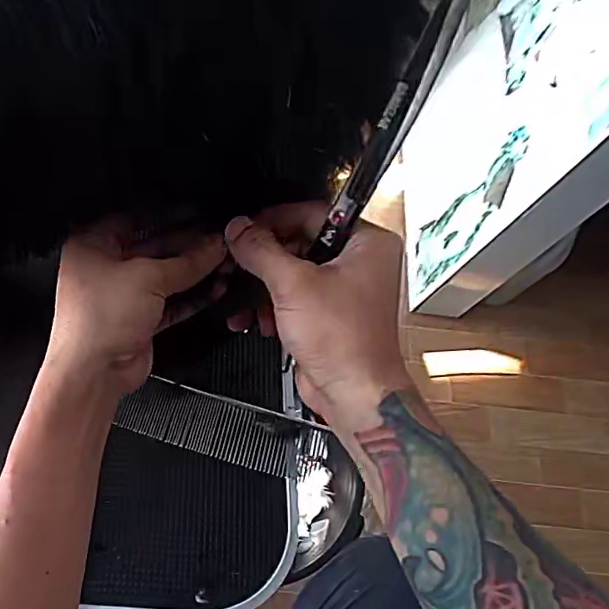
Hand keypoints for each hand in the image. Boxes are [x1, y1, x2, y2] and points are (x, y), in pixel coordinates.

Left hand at [49, 218, 227, 395]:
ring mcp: (124, 298)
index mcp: (93, 245)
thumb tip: (211, 248)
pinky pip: (170, 305)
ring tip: (221, 265)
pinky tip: (212, 291)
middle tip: (216, 243)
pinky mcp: (139, 322)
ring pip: (166, 280)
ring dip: (195, 275)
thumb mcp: (147, 277)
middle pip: (155, 250)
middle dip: (189, 248)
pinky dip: (191, 299)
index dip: (169, 217)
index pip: (136, 219)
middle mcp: (106, 270)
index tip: (197, 217)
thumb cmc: (96, 322)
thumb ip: (186, 263)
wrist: (94, 371)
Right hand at [224, 204, 409, 429]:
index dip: (275, 220)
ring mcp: (346, 294)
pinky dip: (275, 309)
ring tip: (250, 301)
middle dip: (267, 263)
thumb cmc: (346, 345)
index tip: (247, 229)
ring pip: (295, 276)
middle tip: (242, 265)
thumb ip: (261, 251)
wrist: (353, 395)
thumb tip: (240, 229)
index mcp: (368, 244)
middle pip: (300, 245)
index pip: (312, 213)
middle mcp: (362, 265)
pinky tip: (260, 321)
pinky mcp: (331, 319)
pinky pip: (297, 302)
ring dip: (266, 290)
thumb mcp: (293, 286)